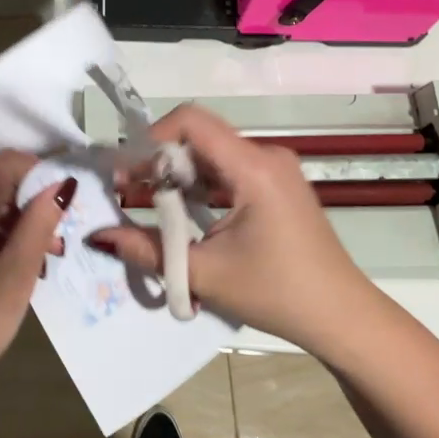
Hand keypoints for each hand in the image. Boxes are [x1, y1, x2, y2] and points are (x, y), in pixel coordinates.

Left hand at [0, 151, 72, 417]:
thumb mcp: (14, 276)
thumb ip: (39, 223)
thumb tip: (65, 183)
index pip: (3, 165)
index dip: (43, 175)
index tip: (75, 200)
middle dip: (31, 204)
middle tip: (63, 238)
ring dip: (17, 224)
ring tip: (47, 257)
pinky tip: (20, 265)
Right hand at [90, 105, 377, 349]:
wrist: (340, 316)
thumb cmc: (276, 293)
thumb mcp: (204, 274)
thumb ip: (146, 250)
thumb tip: (98, 236)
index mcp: (253, 168)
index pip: (192, 121)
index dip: (151, 138)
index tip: (127, 173)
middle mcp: (267, 156)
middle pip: (199, 137)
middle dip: (158, 161)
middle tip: (127, 194)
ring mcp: (276, 170)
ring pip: (213, 155)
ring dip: (178, 175)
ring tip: (149, 207)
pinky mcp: (278, 186)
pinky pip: (230, 170)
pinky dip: (201, 186)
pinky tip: (183, 214)